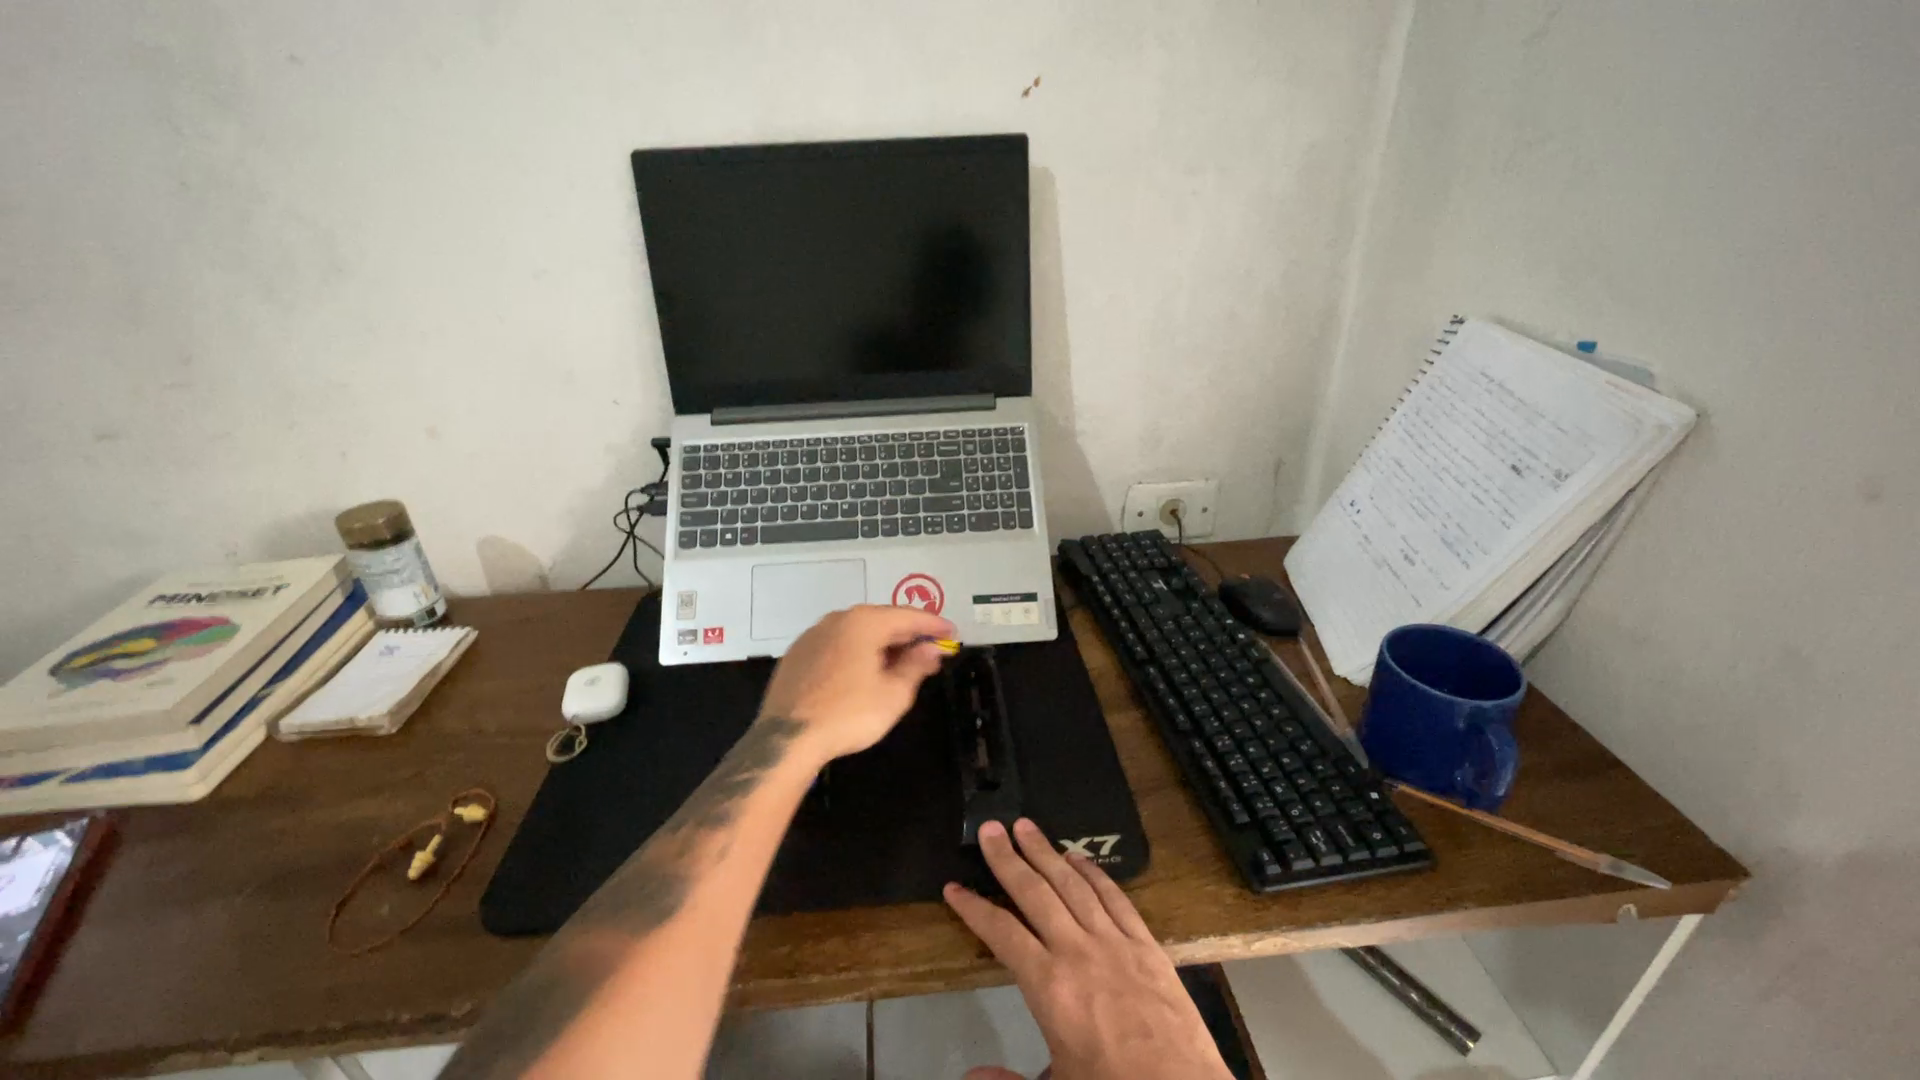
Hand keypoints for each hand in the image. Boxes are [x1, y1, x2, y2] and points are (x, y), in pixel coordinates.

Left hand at [758, 604, 954, 765]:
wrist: (787, 738)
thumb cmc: (848, 714)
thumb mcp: (893, 694)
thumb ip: (916, 665)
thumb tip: (931, 648)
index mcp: (864, 622)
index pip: (908, 616)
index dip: (934, 625)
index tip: (952, 633)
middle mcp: (837, 619)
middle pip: (882, 620)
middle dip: (908, 635)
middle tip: (930, 651)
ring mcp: (813, 635)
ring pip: (857, 632)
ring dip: (882, 643)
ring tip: (900, 663)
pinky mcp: (797, 653)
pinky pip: (837, 644)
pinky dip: (857, 651)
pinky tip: (865, 671)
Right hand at [945, 819, 1231, 1079]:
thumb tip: (969, 1074)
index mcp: (1048, 986)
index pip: (1001, 933)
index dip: (974, 908)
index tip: (953, 887)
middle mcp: (1077, 952)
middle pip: (1035, 893)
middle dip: (1008, 859)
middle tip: (990, 828)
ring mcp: (1115, 943)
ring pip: (1073, 886)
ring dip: (1047, 853)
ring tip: (1027, 826)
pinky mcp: (1147, 945)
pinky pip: (1116, 898)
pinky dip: (1095, 874)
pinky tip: (1080, 858)